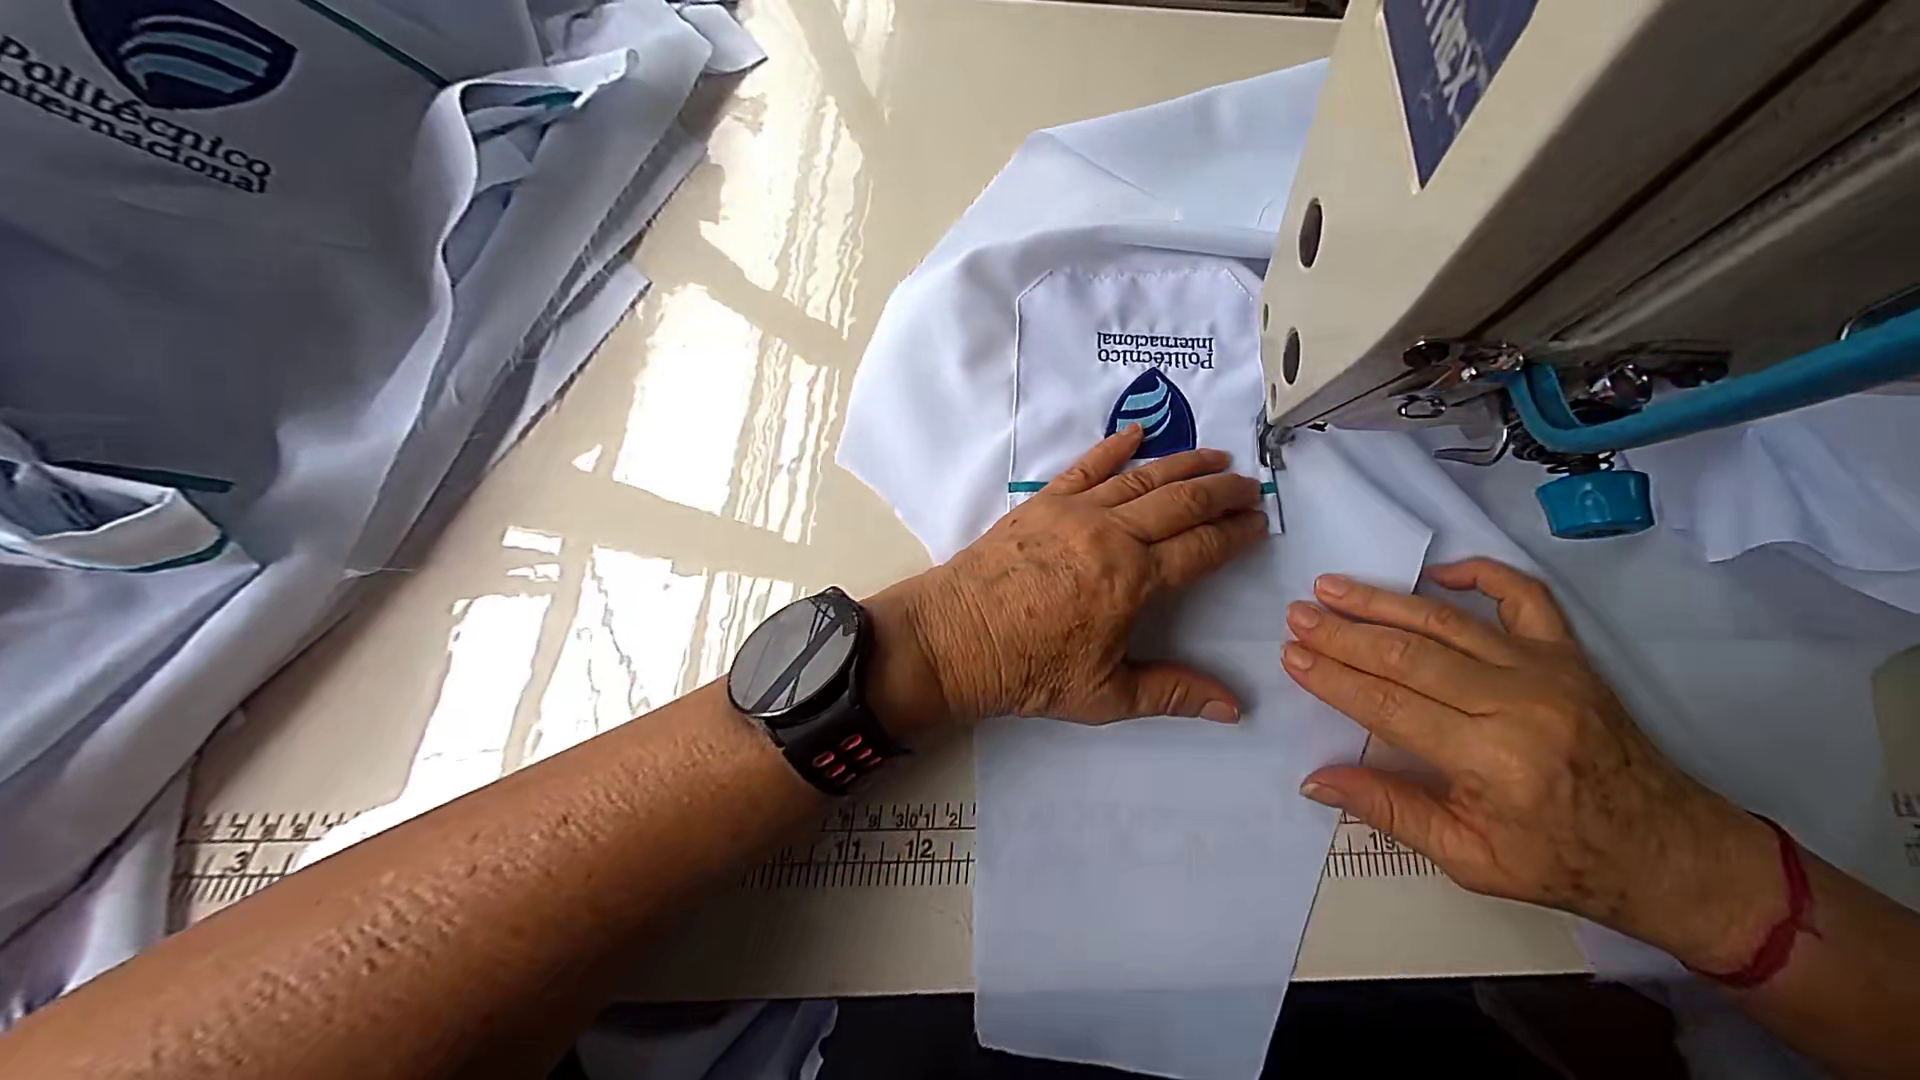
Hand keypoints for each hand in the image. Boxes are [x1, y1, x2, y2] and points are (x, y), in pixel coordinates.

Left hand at [866, 426, 1268, 743]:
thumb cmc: (1026, 671)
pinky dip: (1113, 448)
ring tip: (1216, 459)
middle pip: (1180, 502)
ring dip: (1183, 464)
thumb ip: (1172, 692)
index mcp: (1131, 580)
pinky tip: (1136, 435)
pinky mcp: (1041, 503)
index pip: (1200, 548)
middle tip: (1250, 488)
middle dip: (1221, 493)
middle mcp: (1109, 535)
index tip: (1258, 524)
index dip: (1235, 535)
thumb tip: (1234, 707)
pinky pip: (1085, 466)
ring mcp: (1072, 512)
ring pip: (1140, 478)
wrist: (953, 640)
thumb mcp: (1105, 695)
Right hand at [1281, 557, 1785, 972]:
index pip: (1389, 705)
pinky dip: (1481, 573)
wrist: (1676, 854)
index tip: (1291, 655)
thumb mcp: (1468, 859)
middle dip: (1343, 633)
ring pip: (1447, 622)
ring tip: (1331, 586)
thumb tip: (1313, 780)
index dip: (1333, 678)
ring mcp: (1549, 672)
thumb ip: (1388, 810)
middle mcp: (1520, 705)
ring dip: (1382, 601)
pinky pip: (1524, 597)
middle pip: (1409, 655)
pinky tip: (1436, 571)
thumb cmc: (1562, 862)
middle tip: (1297, 614)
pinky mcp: (1570, 656)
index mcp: (1494, 761)